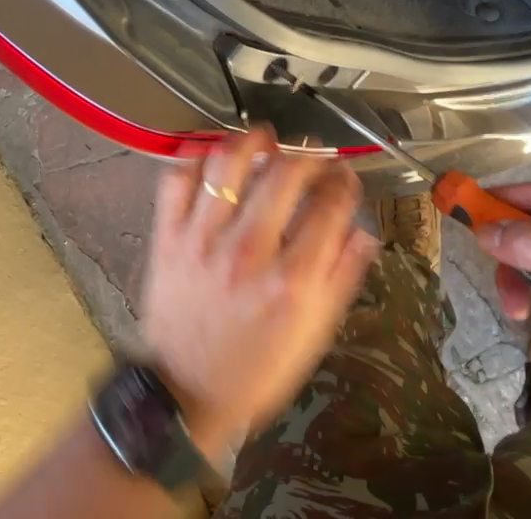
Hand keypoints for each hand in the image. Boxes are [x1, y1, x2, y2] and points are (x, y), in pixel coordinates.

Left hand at [138, 128, 379, 455]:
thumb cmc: (255, 367)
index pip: (330, 205)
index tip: (343, 175)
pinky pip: (177, 179)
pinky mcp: (167, 236)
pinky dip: (196, 159)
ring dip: (251, 141)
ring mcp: (202, 239)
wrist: (185, 392)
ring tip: (264, 138)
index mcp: (292, 280)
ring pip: (228, 165)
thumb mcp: (312, 334)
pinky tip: (213, 157)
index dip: (343, 180)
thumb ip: (340, 278)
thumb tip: (363, 231)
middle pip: (284, 174)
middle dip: (307, 154)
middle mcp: (248, 250)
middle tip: (311, 153)